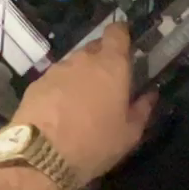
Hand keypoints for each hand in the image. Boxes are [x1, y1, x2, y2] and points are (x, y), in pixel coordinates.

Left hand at [13, 23, 157, 182]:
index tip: (126, 45)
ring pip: (74, 64)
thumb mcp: (129, 134)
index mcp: (112, 66)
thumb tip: (151, 95)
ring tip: (82, 102)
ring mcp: (58, 69)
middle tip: (107, 84)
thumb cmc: (94, 144)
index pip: (117, 32)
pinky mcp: (37, 83)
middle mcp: (84, 59)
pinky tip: (60, 112)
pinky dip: (61, 89)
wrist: (41, 157)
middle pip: (96, 48)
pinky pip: (55, 79)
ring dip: (81, 76)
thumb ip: (142, 109)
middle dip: (103, 60)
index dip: (122, 34)